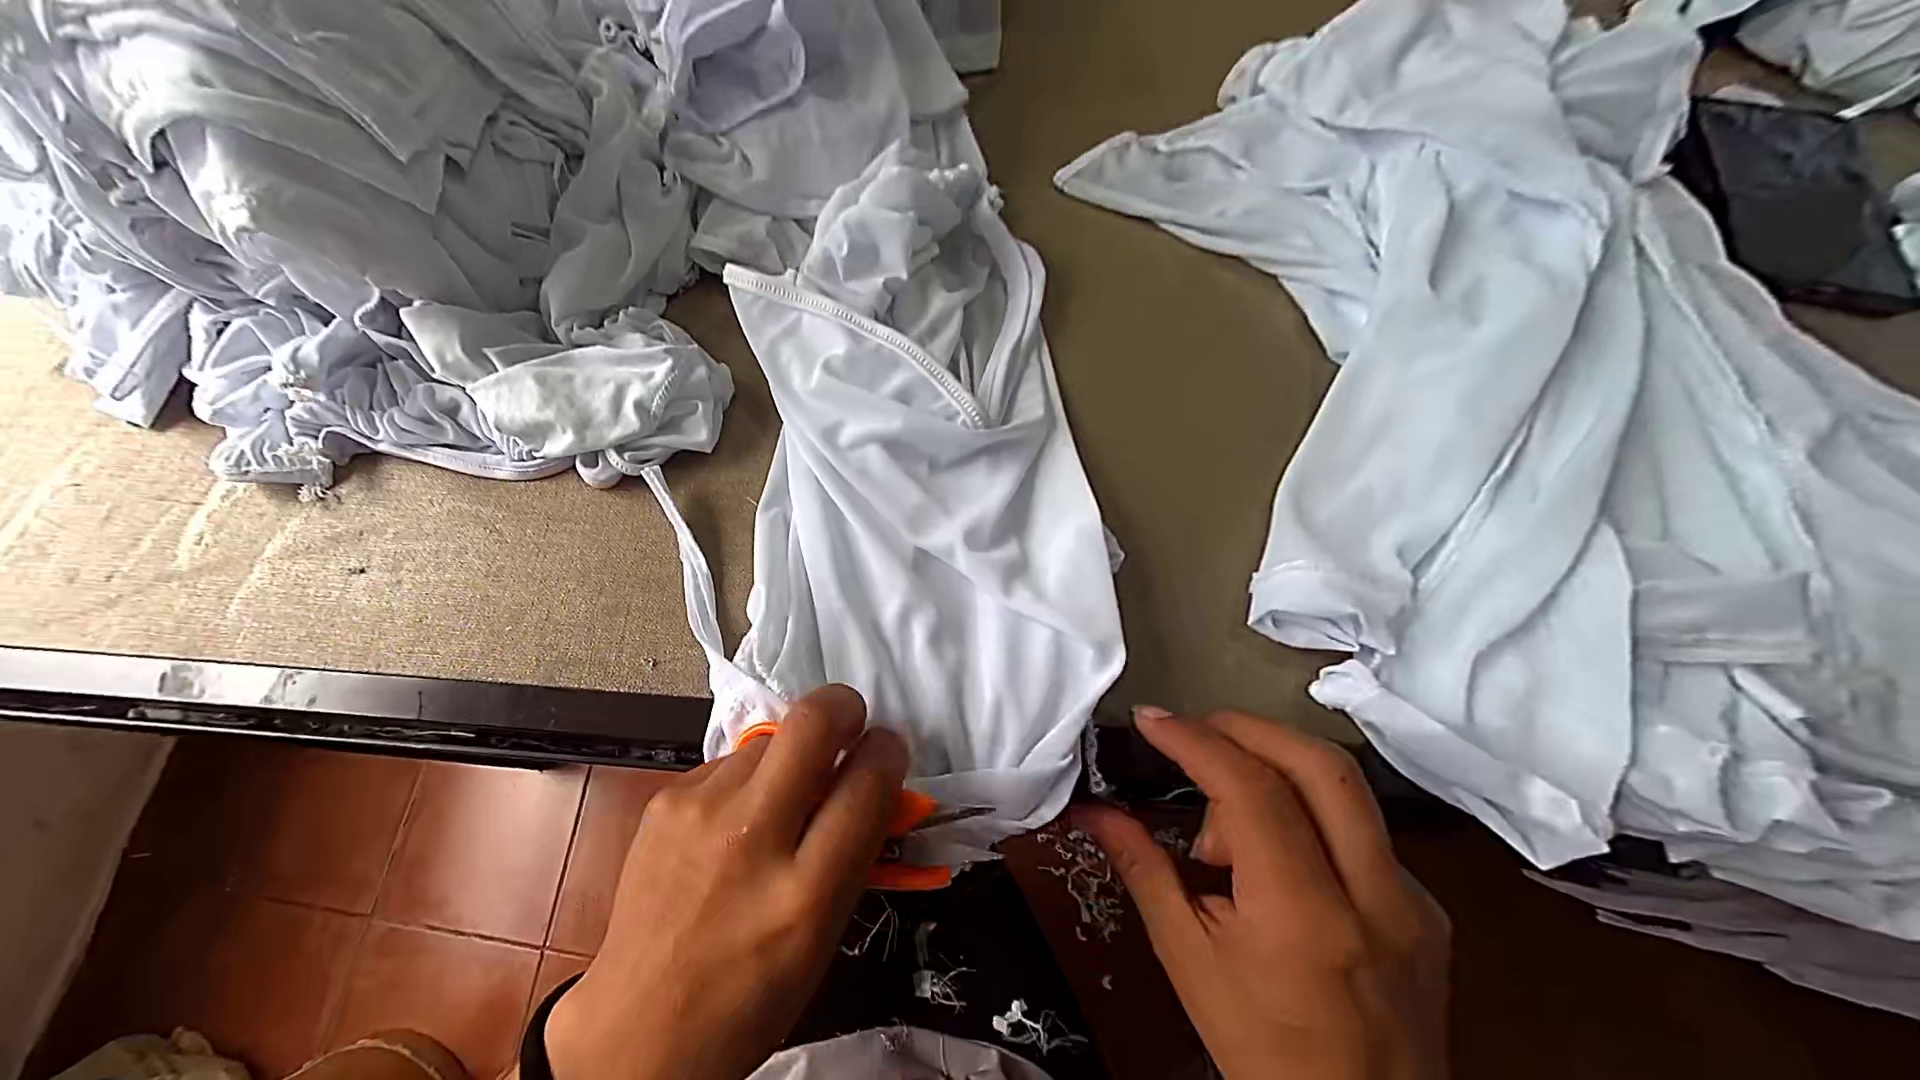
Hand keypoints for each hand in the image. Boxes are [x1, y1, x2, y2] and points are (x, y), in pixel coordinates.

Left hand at [546, 684, 907, 1079]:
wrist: (637, 1028)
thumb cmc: (752, 992)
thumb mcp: (826, 933)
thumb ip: (855, 847)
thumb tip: (872, 775)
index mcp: (805, 892)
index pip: (867, 783)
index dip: (888, 753)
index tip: (887, 751)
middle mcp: (749, 839)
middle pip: (812, 723)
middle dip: (843, 706)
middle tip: (851, 723)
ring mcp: (698, 812)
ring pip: (771, 737)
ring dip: (793, 753)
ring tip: (784, 797)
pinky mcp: (665, 799)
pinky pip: (730, 762)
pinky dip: (750, 777)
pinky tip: (737, 820)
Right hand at [1075, 708, 1449, 1079]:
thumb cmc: (1259, 1050)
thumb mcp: (1186, 959)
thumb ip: (1142, 868)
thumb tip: (1093, 811)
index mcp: (1304, 918)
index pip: (1251, 792)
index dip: (1196, 741)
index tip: (1152, 721)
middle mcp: (1376, 898)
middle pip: (1320, 764)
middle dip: (1246, 728)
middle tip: (1193, 731)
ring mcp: (1413, 901)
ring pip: (1346, 786)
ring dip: (1275, 767)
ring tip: (1226, 822)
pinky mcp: (1428, 906)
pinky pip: (1360, 826)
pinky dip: (1305, 811)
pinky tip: (1275, 853)